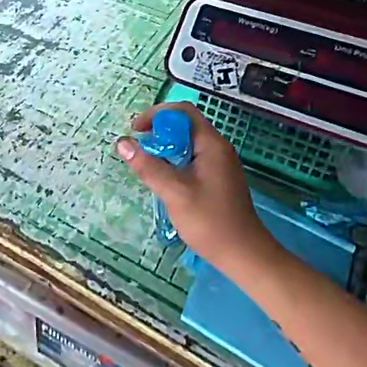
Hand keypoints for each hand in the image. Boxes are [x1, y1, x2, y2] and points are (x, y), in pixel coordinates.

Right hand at [115, 104, 277, 270]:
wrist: (244, 255)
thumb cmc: (210, 222)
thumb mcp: (174, 192)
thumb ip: (148, 166)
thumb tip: (122, 142)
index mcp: (211, 144)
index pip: (183, 111)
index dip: (156, 114)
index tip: (136, 131)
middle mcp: (217, 148)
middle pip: (184, 125)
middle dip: (158, 131)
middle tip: (137, 148)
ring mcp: (219, 164)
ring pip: (186, 144)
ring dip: (164, 148)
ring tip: (145, 163)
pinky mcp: (216, 179)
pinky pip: (191, 159)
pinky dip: (173, 162)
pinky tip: (162, 179)